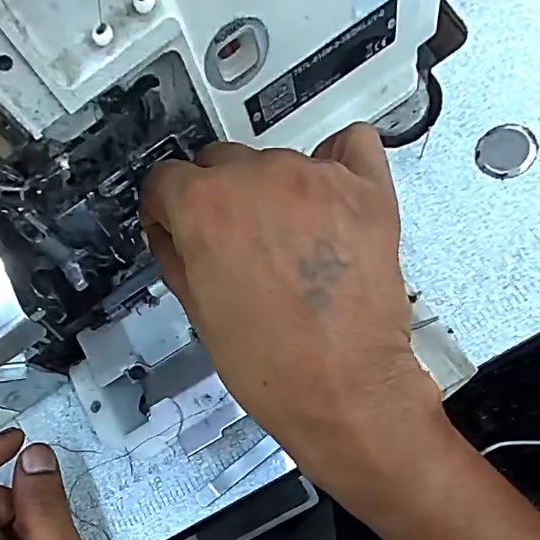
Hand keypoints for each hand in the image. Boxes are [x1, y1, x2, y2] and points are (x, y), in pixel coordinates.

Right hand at [141, 124, 452, 512]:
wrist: (347, 394)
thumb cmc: (281, 373)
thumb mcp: (203, 318)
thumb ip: (178, 259)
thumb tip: (171, 234)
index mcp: (206, 209)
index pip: (170, 179)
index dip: (173, 207)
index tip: (182, 218)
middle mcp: (259, 180)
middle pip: (226, 164)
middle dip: (227, 201)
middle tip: (248, 246)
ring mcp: (318, 182)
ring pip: (283, 161)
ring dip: (283, 194)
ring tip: (300, 249)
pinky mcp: (368, 195)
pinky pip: (353, 146)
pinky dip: (341, 164)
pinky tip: (335, 200)